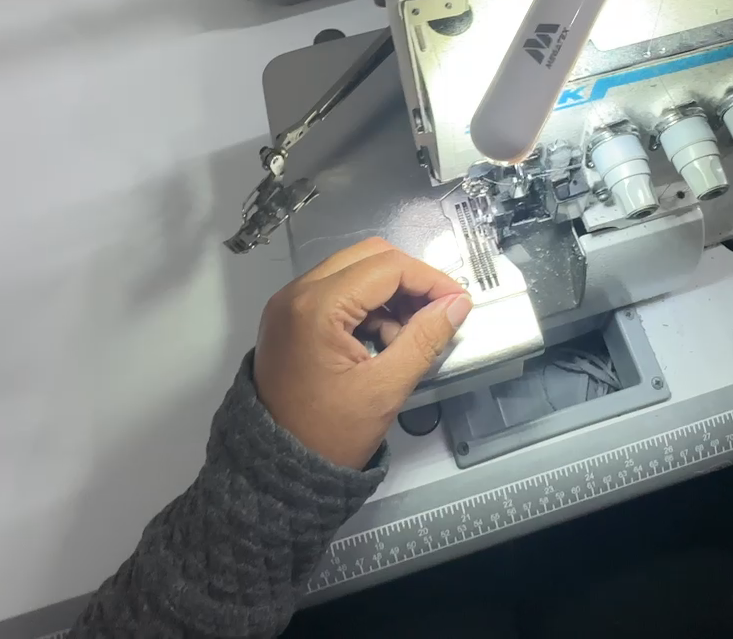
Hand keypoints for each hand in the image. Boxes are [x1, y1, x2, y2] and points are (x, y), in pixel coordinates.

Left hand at [253, 238, 471, 468]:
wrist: (273, 475)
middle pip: (370, 256)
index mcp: (316, 306)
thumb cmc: (328, 435)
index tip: (458, 302)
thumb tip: (457, 304)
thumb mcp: (385, 388)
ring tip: (409, 333)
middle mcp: (297, 292)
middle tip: (437, 312)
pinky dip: (368, 304)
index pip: (387, 267)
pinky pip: (338, 289)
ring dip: (390, 292)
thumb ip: (425, 338)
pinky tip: (385, 337)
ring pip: (355, 269)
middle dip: (410, 280)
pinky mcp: (290, 316)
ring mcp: (289, 302)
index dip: (430, 280)